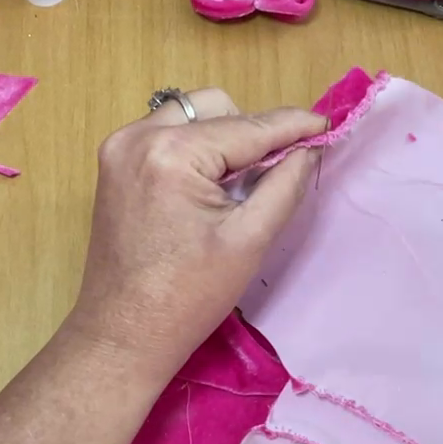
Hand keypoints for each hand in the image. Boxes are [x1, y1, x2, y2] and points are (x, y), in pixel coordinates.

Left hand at [65, 89, 325, 377]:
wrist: (122, 334)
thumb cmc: (188, 297)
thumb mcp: (249, 240)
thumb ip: (284, 184)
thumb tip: (310, 148)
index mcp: (170, 153)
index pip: (247, 127)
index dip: (293, 126)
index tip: (329, 125)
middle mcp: (137, 136)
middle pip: (215, 108)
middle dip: (251, 133)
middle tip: (272, 173)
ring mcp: (119, 148)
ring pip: (189, 116)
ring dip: (221, 139)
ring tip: (237, 186)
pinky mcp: (113, 164)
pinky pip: (166, 135)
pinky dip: (194, 149)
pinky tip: (206, 188)